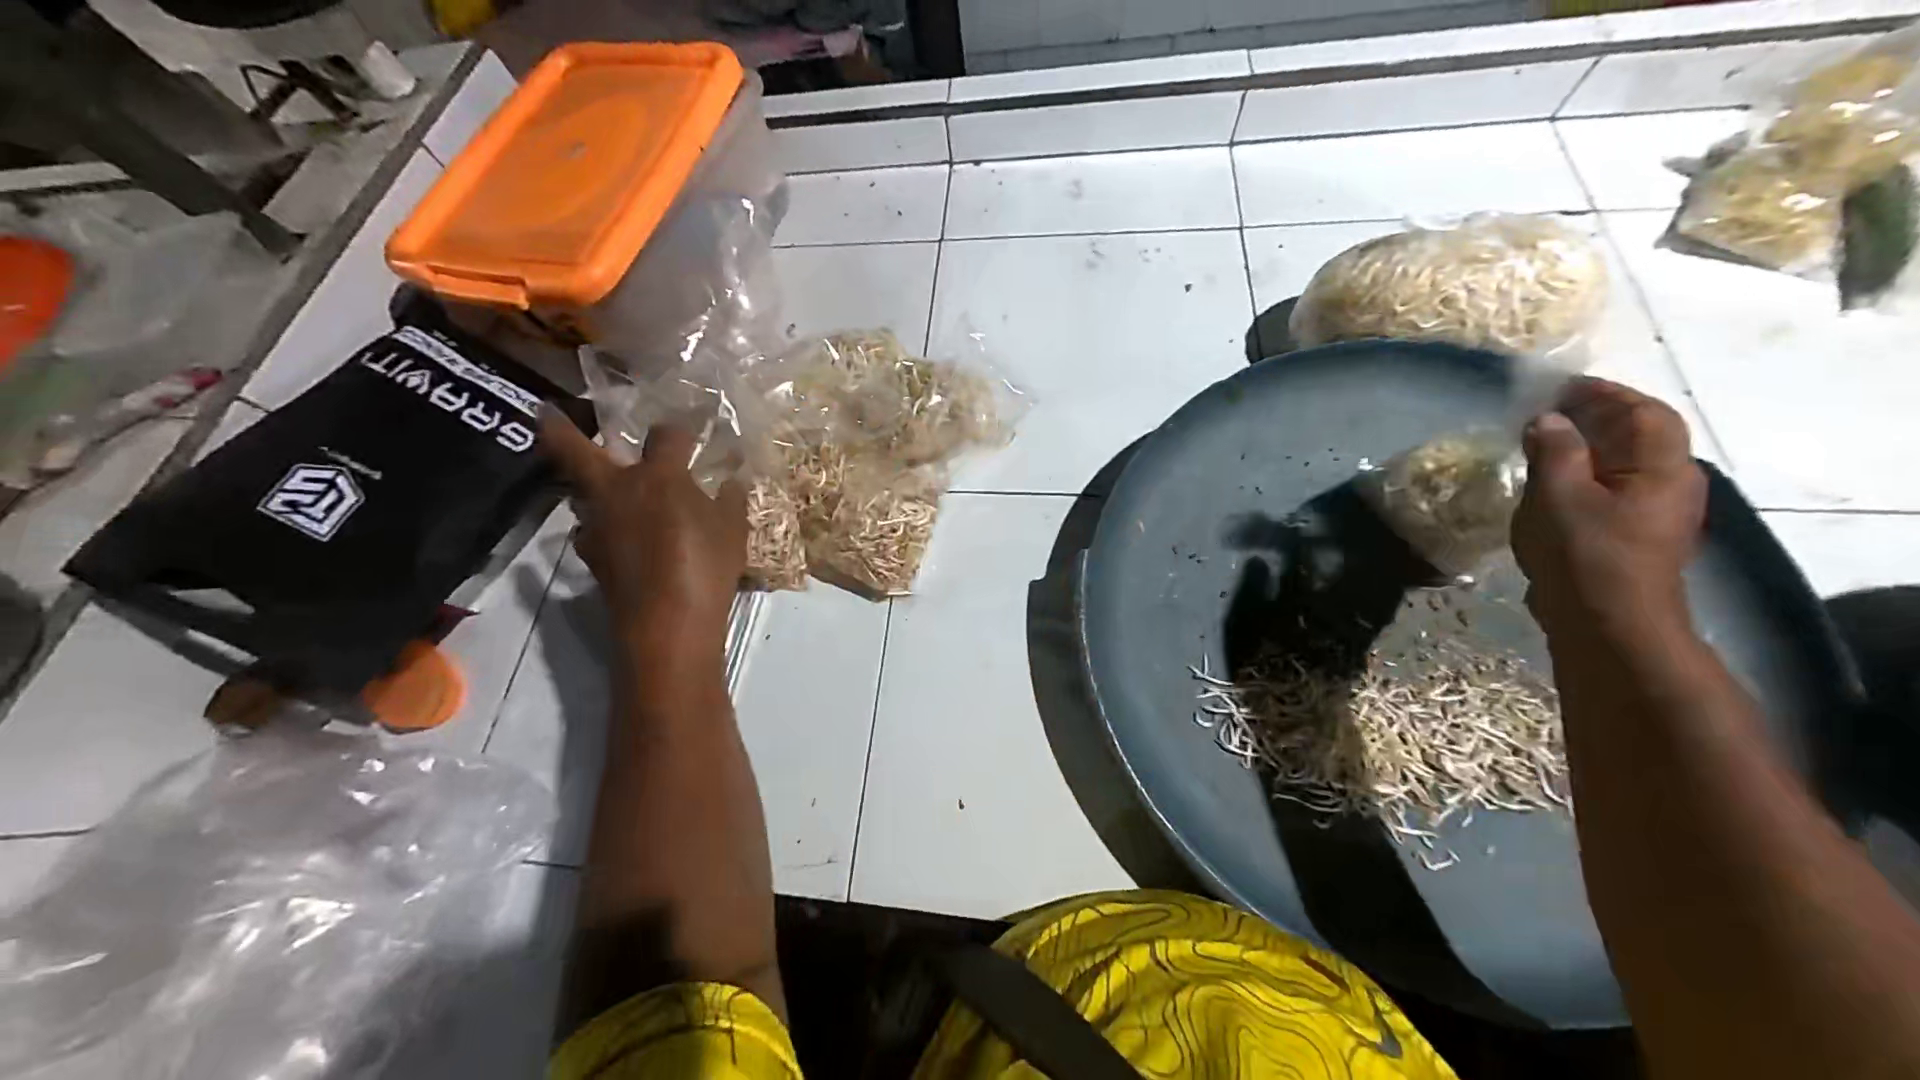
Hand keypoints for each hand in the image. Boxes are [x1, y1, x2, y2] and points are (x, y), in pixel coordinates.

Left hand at [540, 410, 746, 654]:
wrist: (667, 625)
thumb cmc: (706, 566)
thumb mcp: (732, 529)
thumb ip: (729, 499)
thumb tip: (730, 481)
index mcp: (658, 476)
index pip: (666, 436)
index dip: (679, 430)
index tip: (689, 431)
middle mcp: (616, 490)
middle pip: (573, 449)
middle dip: (558, 427)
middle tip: (547, 412)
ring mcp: (597, 524)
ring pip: (582, 492)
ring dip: (590, 483)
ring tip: (607, 483)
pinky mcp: (592, 557)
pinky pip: (594, 529)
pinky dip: (605, 524)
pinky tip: (622, 534)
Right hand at [1512, 378, 1705, 636]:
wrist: (1607, 624)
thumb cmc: (1584, 554)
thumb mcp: (1558, 495)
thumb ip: (1554, 450)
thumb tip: (1549, 420)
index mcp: (1661, 468)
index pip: (1643, 413)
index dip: (1605, 394)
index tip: (1561, 387)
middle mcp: (1672, 484)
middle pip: (1641, 436)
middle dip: (1599, 417)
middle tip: (1549, 411)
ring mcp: (1657, 514)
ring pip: (1626, 464)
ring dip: (1591, 447)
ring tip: (1546, 444)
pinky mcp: (1636, 536)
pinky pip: (1613, 488)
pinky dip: (1586, 474)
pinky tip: (1554, 485)